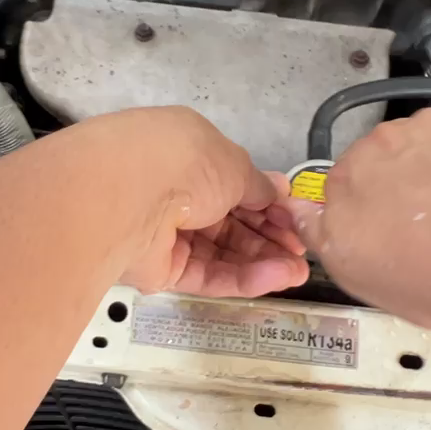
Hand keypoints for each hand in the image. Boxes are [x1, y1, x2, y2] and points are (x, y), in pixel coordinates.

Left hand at [98, 109, 310, 297]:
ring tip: (298, 271)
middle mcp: (173, 190)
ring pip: (220, 251)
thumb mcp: (234, 164)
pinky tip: (277, 277)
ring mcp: (164, 232)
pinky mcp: (158, 269)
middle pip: (229, 221)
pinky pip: (206, 273)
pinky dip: (241, 277)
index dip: (267, 203)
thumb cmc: (184, 163)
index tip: (296, 219)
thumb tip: (278, 191)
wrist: (127, 195)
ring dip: (262, 260)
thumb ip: (257, 185)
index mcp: (188, 153)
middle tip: (303, 252)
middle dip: (270, 237)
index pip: (233, 184)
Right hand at [284, 103, 430, 327]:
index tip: (386, 225)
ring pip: (428, 140)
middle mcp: (377, 146)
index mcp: (343, 182)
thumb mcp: (354, 274)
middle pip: (385, 156)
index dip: (367, 206)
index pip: (343, 184)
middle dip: (403, 180)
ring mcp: (425, 127)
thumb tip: (302, 212)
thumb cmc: (428, 274)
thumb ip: (322, 234)